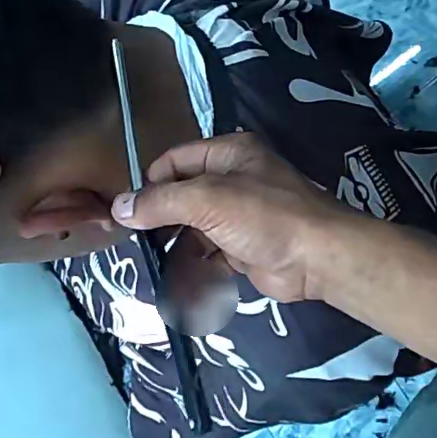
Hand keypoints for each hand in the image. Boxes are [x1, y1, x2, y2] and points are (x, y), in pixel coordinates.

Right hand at [111, 133, 358, 303]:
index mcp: (229, 153)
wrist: (317, 257)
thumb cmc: (264, 216)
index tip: (129, 211)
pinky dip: (194, 268)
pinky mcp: (245, 248)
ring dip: (175, 248)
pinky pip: (209, 255)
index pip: (176, 160)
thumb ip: (162, 202)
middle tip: (138, 243)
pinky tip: (180, 284)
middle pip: (183, 197)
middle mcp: (234, 179)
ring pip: (194, 229)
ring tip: (156, 267)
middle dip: (161, 220)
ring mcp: (240, 215)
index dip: (151, 182)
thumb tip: (119, 207)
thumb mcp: (209, 200)